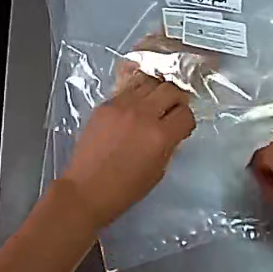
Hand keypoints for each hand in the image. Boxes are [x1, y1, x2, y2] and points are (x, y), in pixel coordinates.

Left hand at [60, 67, 196, 232]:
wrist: (86, 189)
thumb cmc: (125, 189)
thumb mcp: (158, 170)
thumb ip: (169, 145)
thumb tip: (173, 130)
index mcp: (160, 136)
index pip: (185, 114)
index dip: (186, 120)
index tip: (181, 126)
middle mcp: (143, 114)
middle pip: (170, 90)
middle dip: (177, 98)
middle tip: (172, 107)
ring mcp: (122, 106)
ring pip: (148, 82)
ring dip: (156, 91)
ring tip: (153, 102)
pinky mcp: (105, 105)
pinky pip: (127, 89)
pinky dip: (136, 94)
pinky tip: (134, 106)